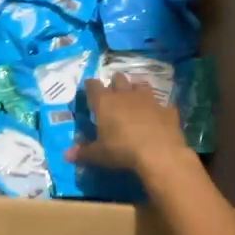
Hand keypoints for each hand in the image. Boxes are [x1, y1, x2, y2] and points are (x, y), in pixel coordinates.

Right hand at [69, 76, 192, 170]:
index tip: (89, 88)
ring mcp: (148, 99)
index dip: (90, 86)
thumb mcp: (99, 154)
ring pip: (141, 85)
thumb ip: (83, 152)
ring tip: (134, 98)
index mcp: (105, 102)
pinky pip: (162, 104)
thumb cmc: (122, 150)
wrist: (159, 153)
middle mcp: (125, 95)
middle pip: (118, 79)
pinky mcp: (167, 109)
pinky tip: (157, 115)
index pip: (93, 85)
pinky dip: (158, 108)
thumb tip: (67, 155)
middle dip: (115, 83)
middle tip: (113, 93)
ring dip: (136, 89)